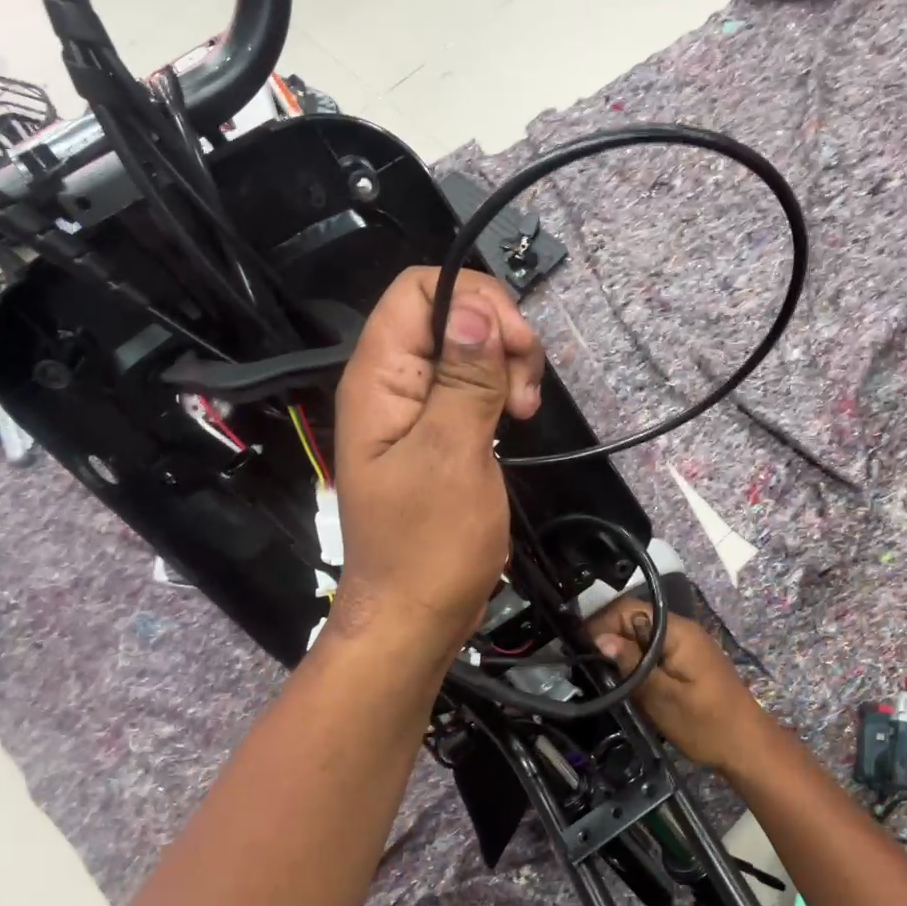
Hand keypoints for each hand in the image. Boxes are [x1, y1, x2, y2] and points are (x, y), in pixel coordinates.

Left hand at [328, 267, 543, 657]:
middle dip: (499, 335)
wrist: (414, 616)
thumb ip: (465, 380)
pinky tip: (518, 420)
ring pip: (467, 349)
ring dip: (507, 366)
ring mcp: (415, 410)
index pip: (418, 290)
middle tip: (526, 392)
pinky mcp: (437, 434)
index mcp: (380, 379)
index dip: (475, 301)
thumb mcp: (453, 456)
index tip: (516, 350)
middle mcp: (392, 384)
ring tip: (526, 411)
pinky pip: (469, 388)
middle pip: (448, 313)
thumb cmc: (429, 545)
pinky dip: (501, 393)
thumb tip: (476, 307)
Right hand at [584, 597, 774, 769]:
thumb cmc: (707, 725)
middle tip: (583, 663)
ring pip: (642, 637)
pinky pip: (653, 652)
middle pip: (634, 620)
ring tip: (598, 672)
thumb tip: (601, 639)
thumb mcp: (663, 697)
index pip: (629, 609)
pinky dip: (635, 662)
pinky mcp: (686, 663)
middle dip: (608, 637)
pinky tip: (623, 680)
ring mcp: (685, 646)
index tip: (578, 647)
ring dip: (620, 651)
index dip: (601, 623)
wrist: (747, 748)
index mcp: (678, 632)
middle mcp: (682, 631)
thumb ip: (633, 665)